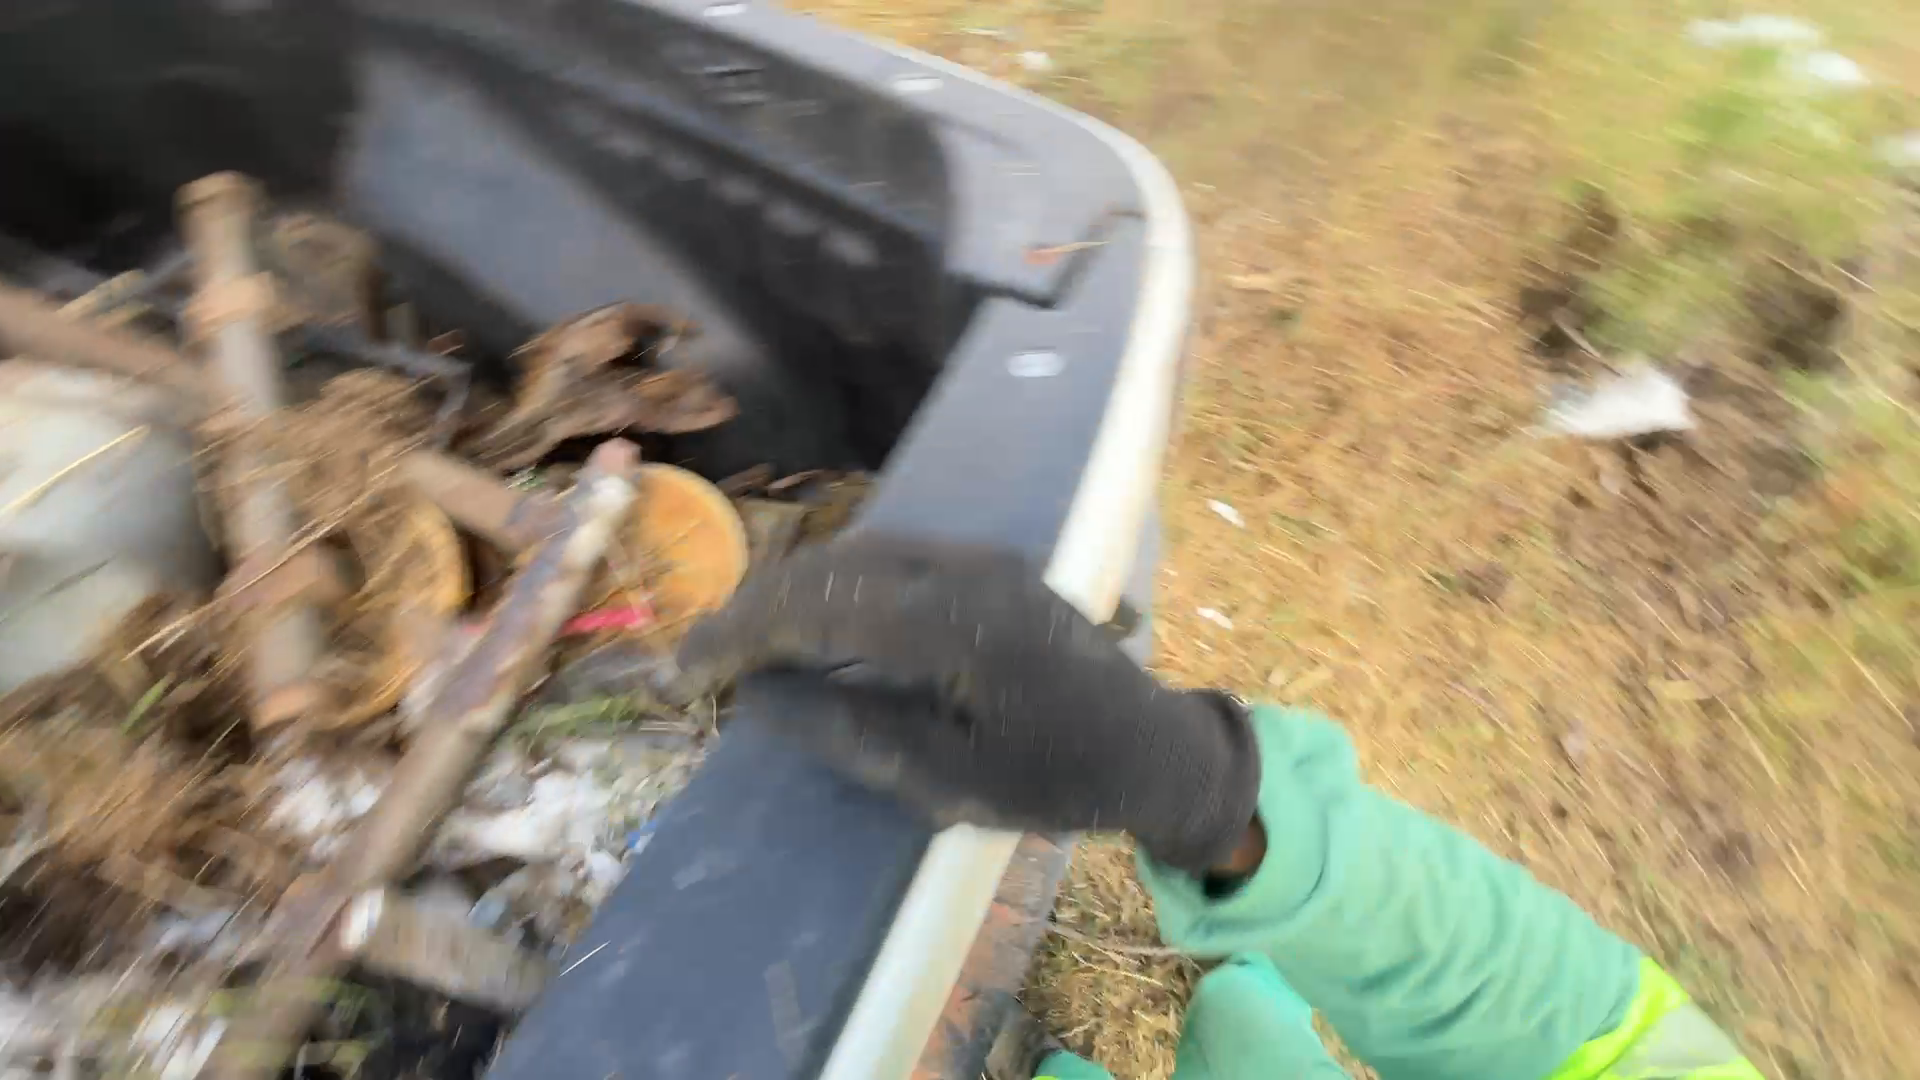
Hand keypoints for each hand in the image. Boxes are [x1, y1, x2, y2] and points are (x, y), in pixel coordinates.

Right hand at [677, 533, 1261, 873]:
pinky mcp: (987, 561)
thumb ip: (850, 732)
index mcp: (959, 625)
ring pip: (857, 551)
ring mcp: (980, 556)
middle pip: (832, 566)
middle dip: (756, 607)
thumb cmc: (1057, 779)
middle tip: (705, 658)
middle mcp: (965, 568)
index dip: (741, 634)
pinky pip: (891, 556)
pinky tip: (815, 619)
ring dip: (793, 590)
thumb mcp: (949, 782)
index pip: (819, 608)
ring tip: (747, 640)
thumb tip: (758, 696)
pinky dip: (837, 583)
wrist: (1148, 743)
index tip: (686, 670)